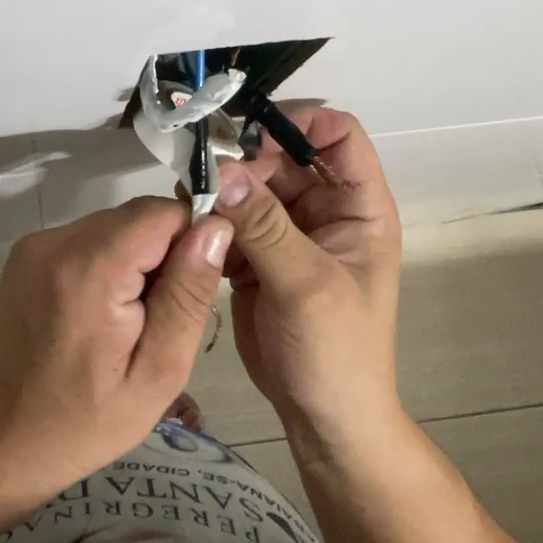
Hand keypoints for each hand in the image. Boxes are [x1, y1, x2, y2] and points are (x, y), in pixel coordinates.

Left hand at [0, 199, 232, 506]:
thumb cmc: (89, 418)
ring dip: (135, 258)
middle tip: (158, 316)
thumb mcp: (159, 371)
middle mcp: (56, 242)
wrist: (9, 433)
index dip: (189, 240)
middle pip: (136, 216)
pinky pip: (88, 237)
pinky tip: (102, 310)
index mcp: (88, 270)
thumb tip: (215, 229)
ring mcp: (35, 244)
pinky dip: (107, 261)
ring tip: (130, 319)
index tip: (190, 288)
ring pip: (114, 224)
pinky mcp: (27, 252)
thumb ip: (187, 295)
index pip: (160, 213)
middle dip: (162, 253)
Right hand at [213, 106, 405, 444]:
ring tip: (188, 193)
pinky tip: (184, 217)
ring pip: (251, 185)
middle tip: (205, 173)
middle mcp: (323, 211)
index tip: (248, 136)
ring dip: (221, 186)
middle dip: (245, 158)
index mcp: (358, 208)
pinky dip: (208, 215)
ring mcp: (286, 233)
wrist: (322, 418)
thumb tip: (224, 169)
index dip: (298, 124)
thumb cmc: (337, 351)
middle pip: (283, 156)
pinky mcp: (254, 256)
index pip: (338, 136)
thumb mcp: (307, 284)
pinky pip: (229, 219)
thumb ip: (265, 226)